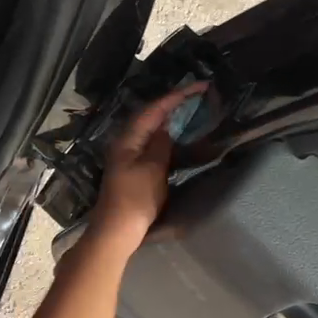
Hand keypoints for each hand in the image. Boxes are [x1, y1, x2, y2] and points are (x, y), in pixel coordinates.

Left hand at [91, 81, 207, 245]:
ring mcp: (126, 158)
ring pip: (150, 130)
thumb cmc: (135, 199)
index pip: (153, 109)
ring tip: (192, 110)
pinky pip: (150, 145)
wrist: (116, 231)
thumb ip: (161, 144)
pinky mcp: (131, 171)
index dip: (177, 96)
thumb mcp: (152, 168)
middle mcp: (124, 144)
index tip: (200, 86)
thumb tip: (166, 127)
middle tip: (198, 95)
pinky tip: (177, 138)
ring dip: (170, 119)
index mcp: (127, 139)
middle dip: (173, 104)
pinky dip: (165, 137)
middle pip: (150, 116)